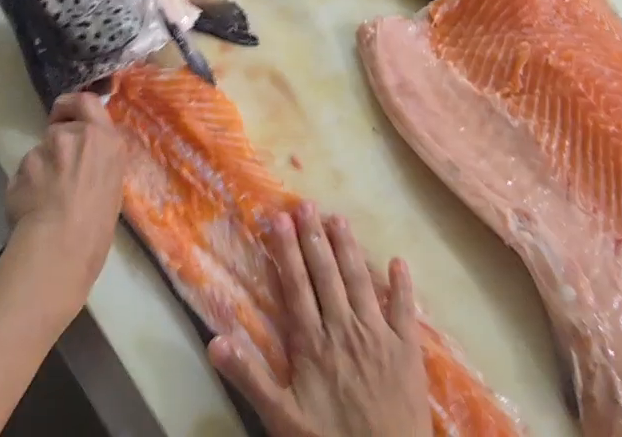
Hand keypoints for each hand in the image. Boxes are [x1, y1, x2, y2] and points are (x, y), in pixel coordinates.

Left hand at [5, 93, 124, 295]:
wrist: (61, 245)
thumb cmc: (97, 227)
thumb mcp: (111, 188)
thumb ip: (97, 164)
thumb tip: (85, 164)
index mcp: (106, 141)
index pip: (86, 102)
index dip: (72, 105)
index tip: (64, 115)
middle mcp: (76, 136)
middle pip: (60, 128)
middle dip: (56, 144)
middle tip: (58, 171)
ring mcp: (46, 148)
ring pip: (40, 151)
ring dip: (41, 166)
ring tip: (45, 197)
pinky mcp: (22, 164)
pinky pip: (24, 171)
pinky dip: (27, 183)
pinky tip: (31, 206)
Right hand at [210, 203, 429, 436]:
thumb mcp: (281, 417)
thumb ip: (249, 377)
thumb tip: (213, 341)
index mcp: (312, 343)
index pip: (296, 286)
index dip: (286, 251)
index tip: (278, 218)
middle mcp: (344, 329)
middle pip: (326, 275)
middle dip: (314, 238)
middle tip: (306, 205)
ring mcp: (379, 337)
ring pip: (361, 282)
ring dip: (349, 249)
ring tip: (338, 219)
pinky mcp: (408, 352)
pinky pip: (406, 311)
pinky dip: (403, 286)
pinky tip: (399, 262)